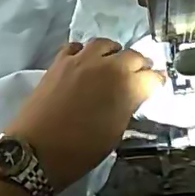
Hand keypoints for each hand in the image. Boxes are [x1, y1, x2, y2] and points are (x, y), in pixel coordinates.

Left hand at [8, 39, 164, 189]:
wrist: (37, 151)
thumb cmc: (81, 150)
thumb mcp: (115, 132)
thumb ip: (128, 106)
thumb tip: (133, 96)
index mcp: (126, 86)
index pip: (152, 77)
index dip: (157, 82)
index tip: (157, 86)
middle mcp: (107, 66)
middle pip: (133, 55)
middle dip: (140, 65)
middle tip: (140, 76)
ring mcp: (81, 60)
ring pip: (105, 44)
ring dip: (114, 53)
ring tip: (113, 64)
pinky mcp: (60, 62)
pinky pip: (77, 47)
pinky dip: (85, 52)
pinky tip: (85, 64)